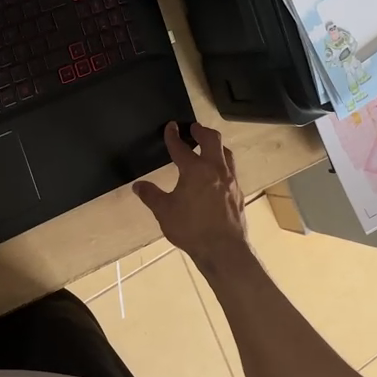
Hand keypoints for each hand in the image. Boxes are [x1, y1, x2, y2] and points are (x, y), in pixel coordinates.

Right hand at [132, 122, 247, 270]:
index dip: (173, 136)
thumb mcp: (164, 212)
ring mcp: (230, 180)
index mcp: (195, 170)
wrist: (224, 249)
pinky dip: (223, 164)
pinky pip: (231, 170)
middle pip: (212, 140)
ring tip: (208, 147)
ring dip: (216, 146)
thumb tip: (138, 185)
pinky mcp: (238, 193)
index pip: (181, 147)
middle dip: (201, 131)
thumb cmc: (191, 229)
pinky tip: (218, 174)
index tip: (170, 126)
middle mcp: (215, 169)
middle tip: (194, 128)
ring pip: (226, 153)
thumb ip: (151, 196)